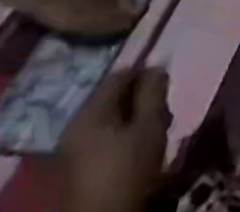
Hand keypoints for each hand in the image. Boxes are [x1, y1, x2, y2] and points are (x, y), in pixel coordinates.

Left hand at [58, 68, 172, 211]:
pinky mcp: (76, 164)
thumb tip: (157, 68)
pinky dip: (123, 134)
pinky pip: (103, 135)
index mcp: (90, 111)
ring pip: (110, 116)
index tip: (167, 89)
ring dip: (135, 117)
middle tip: (164, 113)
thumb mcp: (149, 127)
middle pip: (114, 95)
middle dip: (142, 98)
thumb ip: (153, 92)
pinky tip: (138, 149)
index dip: (147, 73)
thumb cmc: (128, 172)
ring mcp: (73, 145)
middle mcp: (77, 122)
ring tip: (155, 132)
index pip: (121, 74)